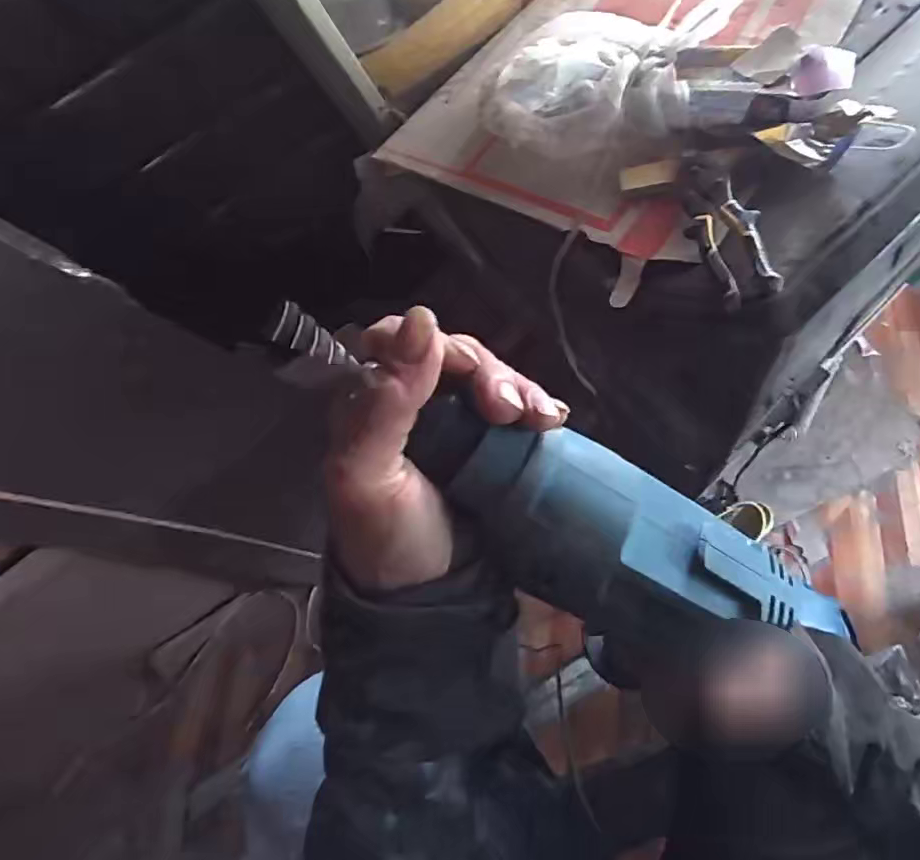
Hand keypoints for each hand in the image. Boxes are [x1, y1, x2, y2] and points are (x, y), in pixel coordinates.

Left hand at [324, 306, 567, 591]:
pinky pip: (517, 401)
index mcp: (372, 401)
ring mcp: (456, 418)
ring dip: (518, 386)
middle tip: (508, 409)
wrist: (436, 598)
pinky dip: (536, 402)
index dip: (432, 345)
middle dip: (487, 371)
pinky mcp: (492, 436)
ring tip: (538, 417)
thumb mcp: (368, 476)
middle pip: (454, 354)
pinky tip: (551, 418)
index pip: (399, 339)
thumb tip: (420, 320)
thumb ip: (383, 403)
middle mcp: (413, 400)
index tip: (461, 371)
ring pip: (490, 373)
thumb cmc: (388, 540)